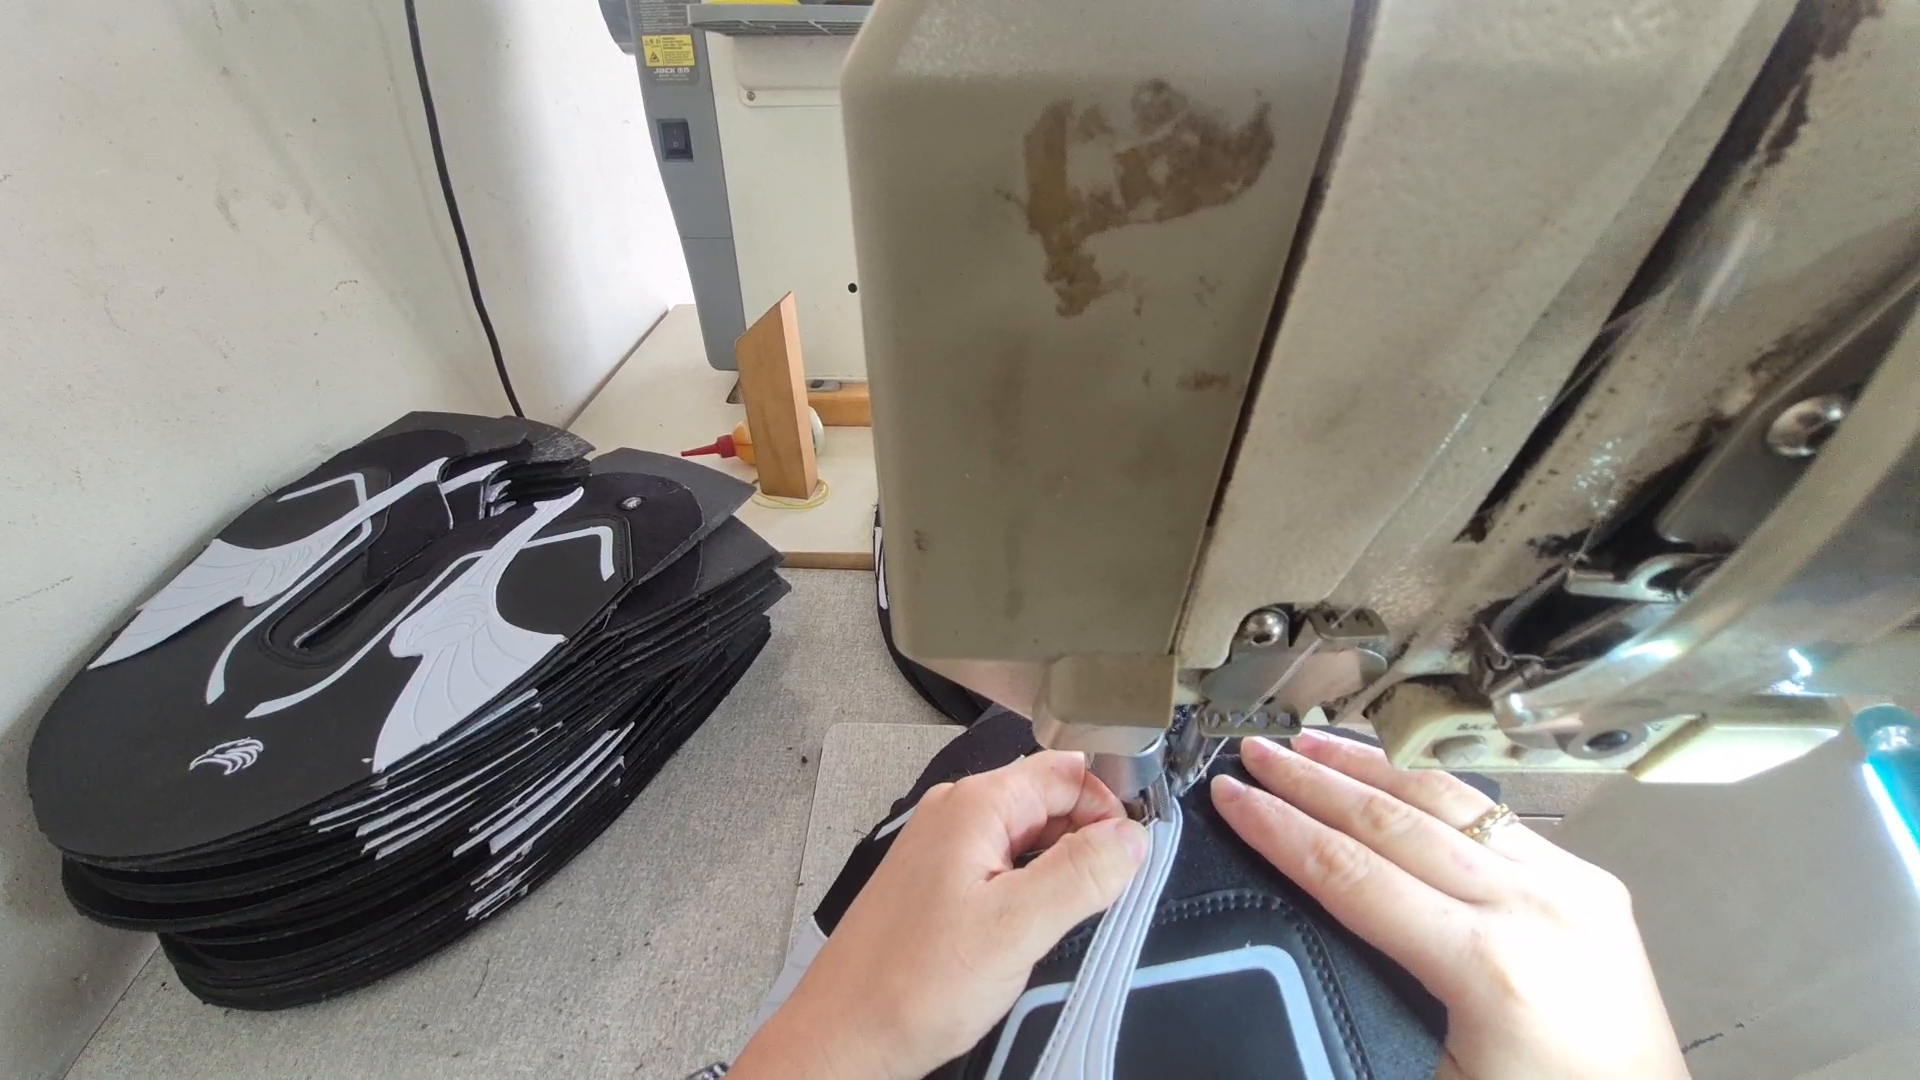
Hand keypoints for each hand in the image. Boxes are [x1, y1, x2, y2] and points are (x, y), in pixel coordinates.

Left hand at [732, 751, 1149, 1079]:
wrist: (843, 1035)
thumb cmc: (913, 982)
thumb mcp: (1015, 926)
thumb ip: (1081, 874)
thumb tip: (1132, 835)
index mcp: (976, 804)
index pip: (1064, 771)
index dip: (1107, 804)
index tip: (1135, 851)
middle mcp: (958, 810)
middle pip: (1047, 797)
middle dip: (1087, 835)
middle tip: (1110, 891)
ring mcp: (946, 843)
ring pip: (1028, 832)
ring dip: (1062, 863)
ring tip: (1074, 912)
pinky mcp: (941, 876)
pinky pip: (1004, 860)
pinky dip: (1033, 881)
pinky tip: (1038, 920)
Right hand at [1211, 731, 1686, 1079]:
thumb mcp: (1420, 1074)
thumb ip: (1348, 995)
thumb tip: (1271, 940)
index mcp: (1491, 969)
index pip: (1349, 871)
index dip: (1277, 827)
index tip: (1228, 794)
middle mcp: (1535, 910)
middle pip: (1387, 821)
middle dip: (1306, 781)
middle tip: (1252, 752)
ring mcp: (1569, 887)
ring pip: (1437, 798)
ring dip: (1360, 766)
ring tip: (1305, 742)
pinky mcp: (1585, 881)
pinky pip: (1482, 810)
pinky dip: (1417, 781)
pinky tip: (1384, 767)